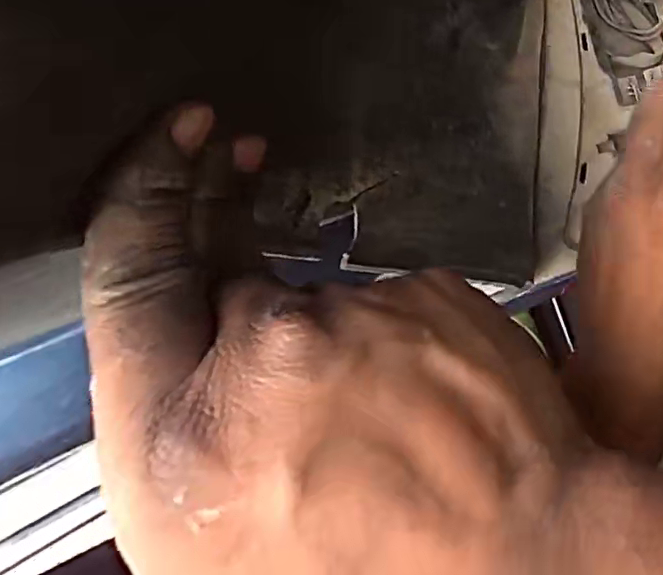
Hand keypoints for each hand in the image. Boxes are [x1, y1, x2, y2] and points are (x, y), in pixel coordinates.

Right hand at [82, 106, 593, 574]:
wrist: (525, 552)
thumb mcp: (217, 548)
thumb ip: (189, 440)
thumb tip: (204, 362)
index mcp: (186, 435)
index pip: (136, 272)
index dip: (148, 187)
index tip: (185, 130)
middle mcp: (270, 348)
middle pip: (236, 276)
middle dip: (242, 277)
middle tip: (249, 216)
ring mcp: (363, 306)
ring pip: (324, 304)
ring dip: (334, 346)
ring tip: (380, 423)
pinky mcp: (430, 287)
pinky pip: (391, 304)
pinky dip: (396, 342)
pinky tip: (423, 400)